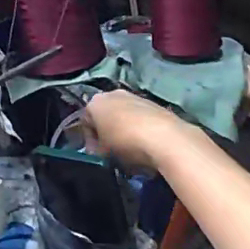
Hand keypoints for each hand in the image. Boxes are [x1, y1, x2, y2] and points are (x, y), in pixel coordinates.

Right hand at [78, 90, 207, 171]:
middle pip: (105, 115)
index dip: (89, 141)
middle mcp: (113, 93)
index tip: (97, 155)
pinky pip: (140, 117)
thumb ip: (96, 149)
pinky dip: (140, 128)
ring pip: (123, 115)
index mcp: (95, 102)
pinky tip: (146, 145)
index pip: (85, 121)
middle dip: (107, 133)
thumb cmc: (125, 143)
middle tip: (112, 153)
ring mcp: (135, 96)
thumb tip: (100, 149)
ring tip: (131, 151)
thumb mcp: (103, 152)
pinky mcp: (153, 103)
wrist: (164, 137)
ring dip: (124, 130)